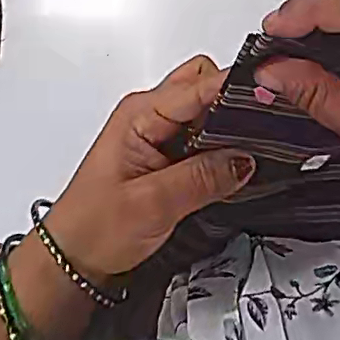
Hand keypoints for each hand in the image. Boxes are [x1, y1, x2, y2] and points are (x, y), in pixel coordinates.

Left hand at [42, 56, 256, 280]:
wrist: (72, 257)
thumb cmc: (92, 228)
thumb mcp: (151, 205)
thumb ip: (202, 178)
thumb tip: (245, 159)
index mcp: (140, 115)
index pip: (198, 84)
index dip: (235, 88)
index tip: (267, 99)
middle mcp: (149, 114)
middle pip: (205, 82)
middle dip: (234, 100)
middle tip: (258, 131)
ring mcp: (158, 130)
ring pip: (206, 107)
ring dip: (229, 125)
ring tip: (245, 155)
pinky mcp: (166, 150)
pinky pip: (203, 132)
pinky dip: (221, 144)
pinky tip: (229, 168)